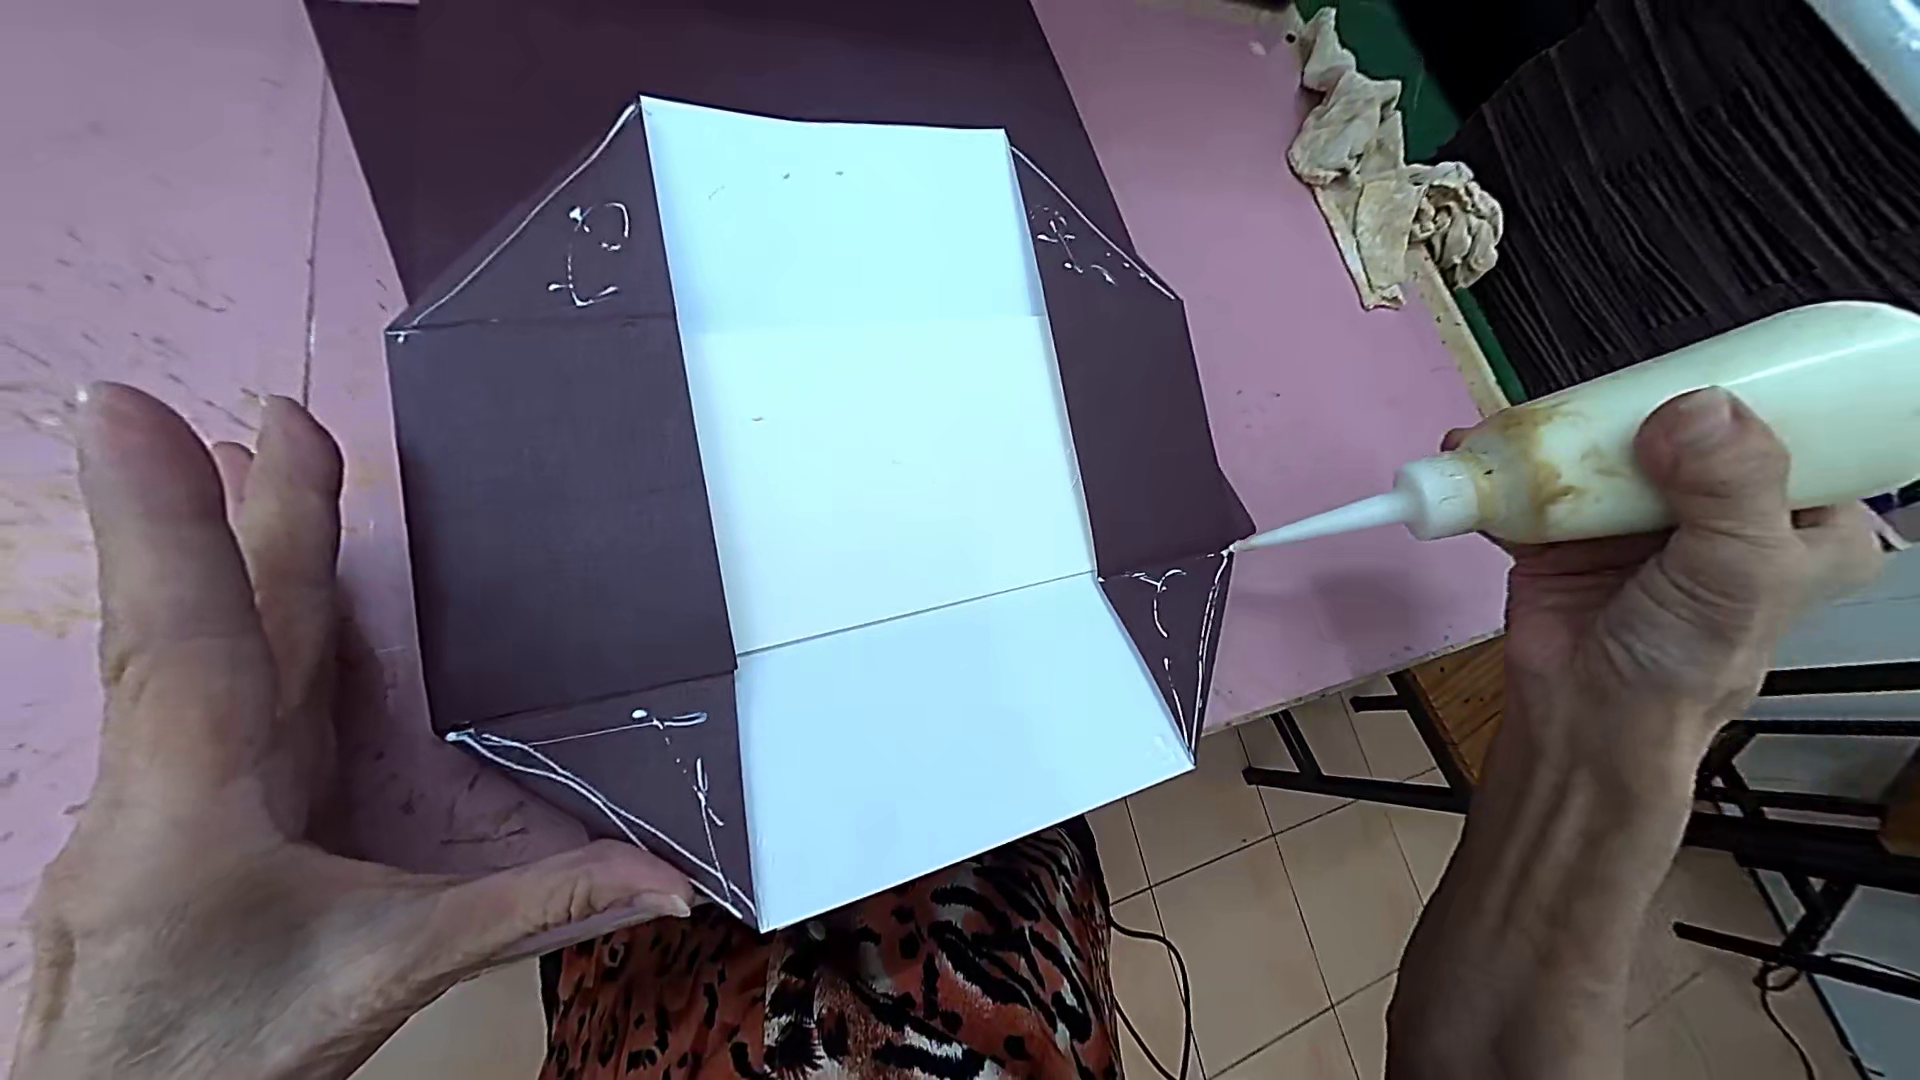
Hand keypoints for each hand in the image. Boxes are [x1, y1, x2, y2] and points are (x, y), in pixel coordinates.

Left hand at [15, 384, 692, 1079]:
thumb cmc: (232, 1053)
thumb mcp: (405, 967)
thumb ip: (549, 902)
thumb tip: (677, 878)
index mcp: (196, 807)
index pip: (187, 641)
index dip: (169, 526)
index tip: (134, 412)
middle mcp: (176, 771)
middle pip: (226, 615)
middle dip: (248, 507)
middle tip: (276, 415)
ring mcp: (190, 776)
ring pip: (227, 634)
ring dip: (249, 539)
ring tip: (267, 456)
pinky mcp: (218, 786)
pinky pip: (241, 672)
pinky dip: (260, 601)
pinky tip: (281, 575)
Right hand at [1392, 388, 1882, 1079]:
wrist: (1582, 709)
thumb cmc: (1682, 651)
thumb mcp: (1734, 570)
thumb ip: (1728, 487)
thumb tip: (1689, 403)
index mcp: (1787, 521)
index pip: (1783, 439)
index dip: (1747, 397)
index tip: (1697, 362)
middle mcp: (1702, 516)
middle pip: (1667, 441)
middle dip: (1621, 411)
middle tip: (1583, 389)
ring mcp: (1620, 528)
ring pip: (1590, 463)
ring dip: (1548, 439)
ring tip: (1505, 421)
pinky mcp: (1553, 542)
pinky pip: (1529, 495)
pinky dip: (1497, 474)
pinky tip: (1470, 452)